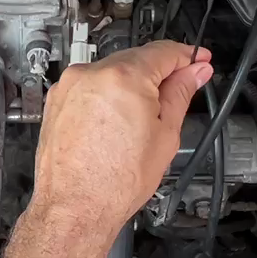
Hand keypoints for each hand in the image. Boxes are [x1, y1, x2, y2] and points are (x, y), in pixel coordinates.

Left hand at [31, 41, 211, 235]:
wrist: (75, 206)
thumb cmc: (114, 181)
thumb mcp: (164, 135)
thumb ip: (180, 95)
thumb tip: (194, 73)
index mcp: (123, 77)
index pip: (164, 51)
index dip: (188, 56)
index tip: (199, 61)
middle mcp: (91, 74)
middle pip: (136, 58)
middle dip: (160, 73)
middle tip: (180, 91)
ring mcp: (69, 86)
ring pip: (112, 72)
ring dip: (132, 84)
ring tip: (143, 118)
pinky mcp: (57, 100)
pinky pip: (90, 86)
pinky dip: (107, 95)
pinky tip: (117, 122)